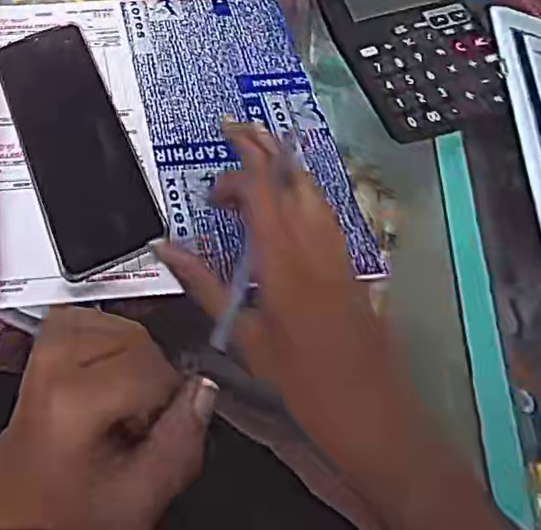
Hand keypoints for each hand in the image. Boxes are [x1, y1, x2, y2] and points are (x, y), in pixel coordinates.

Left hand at [0, 306, 216, 529]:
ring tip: (119, 403)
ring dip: (131, 357)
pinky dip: (109, 339)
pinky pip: (91, 316)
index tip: (162, 425)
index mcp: (72, 399)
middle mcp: (52, 360)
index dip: (171, 397)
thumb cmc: (65, 509)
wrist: (18, 503)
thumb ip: (179, 445)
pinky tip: (106, 376)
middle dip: (151, 377)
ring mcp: (43, 344)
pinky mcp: (42, 337)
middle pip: (134, 337)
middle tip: (137, 422)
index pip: (151, 365)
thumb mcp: (135, 498)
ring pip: (116, 322)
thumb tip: (204, 390)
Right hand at [152, 120, 508, 529]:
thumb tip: (164, 249)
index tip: (212, 191)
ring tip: (255, 149)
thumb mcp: (245, 334)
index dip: (233, 173)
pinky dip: (298, 187)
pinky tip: (284, 196)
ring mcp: (337, 249)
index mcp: (282, 257)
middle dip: (260, 143)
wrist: (377, 417)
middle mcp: (313, 243)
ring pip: (310, 186)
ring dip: (281, 162)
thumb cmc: (304, 381)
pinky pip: (322, 207)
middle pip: (289, 174)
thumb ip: (203, 284)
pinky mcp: (348, 261)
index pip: (259, 188)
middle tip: (232, 124)